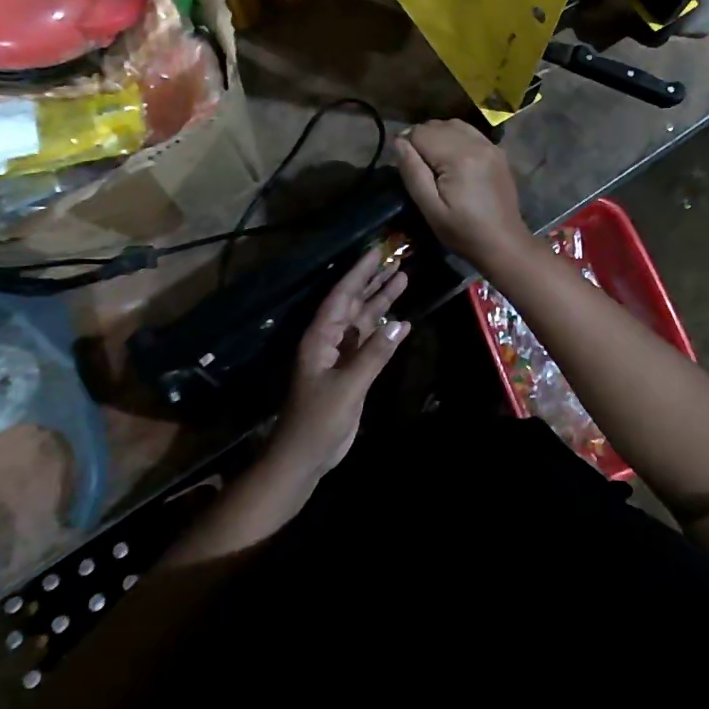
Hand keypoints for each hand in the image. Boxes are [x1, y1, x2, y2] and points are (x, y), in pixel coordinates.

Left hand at [274, 245, 410, 472]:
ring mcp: (341, 357)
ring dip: (382, 301)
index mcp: (320, 338)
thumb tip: (401, 323)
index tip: (376, 252)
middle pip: (354, 304)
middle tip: (398, 260)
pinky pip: (371, 343)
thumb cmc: (318, 420)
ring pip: (364, 321)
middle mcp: (330, 341)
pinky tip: (403, 321)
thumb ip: (374, 355)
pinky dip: (386, 331)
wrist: (305, 456)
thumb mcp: (348, 386)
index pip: (341, 297)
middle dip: (374, 282)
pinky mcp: (351, 372)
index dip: (358, 273)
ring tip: (404, 278)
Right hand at [393, 120, 530, 269]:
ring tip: (435, 163)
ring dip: (438, 137)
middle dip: (422, 140)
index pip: (420, 132)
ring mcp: (490, 145)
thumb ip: (413, 172)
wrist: (504, 243)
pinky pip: (470, 133)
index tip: (407, 168)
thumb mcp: (431, 209)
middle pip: (437, 125)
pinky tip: (454, 160)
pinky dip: (456, 139)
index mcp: (459, 157)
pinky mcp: (497, 152)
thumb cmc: (463, 232)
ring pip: (453, 125)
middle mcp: (476, 143)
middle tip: (420, 169)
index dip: (407, 146)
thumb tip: (398, 142)